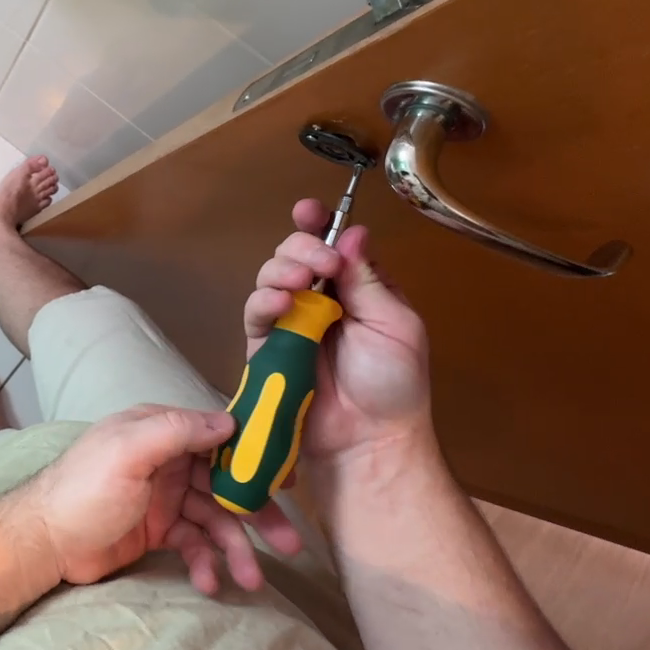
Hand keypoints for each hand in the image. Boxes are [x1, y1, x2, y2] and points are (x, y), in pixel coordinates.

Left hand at [16, 405, 303, 595]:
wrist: (47, 541)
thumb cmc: (84, 488)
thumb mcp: (127, 452)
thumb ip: (175, 431)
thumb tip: (228, 419)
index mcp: (155, 431)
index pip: (214, 436)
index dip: (251, 457)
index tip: (286, 480)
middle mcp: (163, 460)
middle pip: (222, 483)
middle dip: (256, 513)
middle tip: (290, 544)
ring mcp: (161, 496)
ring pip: (213, 519)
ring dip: (235, 548)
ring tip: (249, 580)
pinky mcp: (157, 530)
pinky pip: (194, 544)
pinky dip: (205, 562)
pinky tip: (208, 582)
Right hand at [245, 202, 431, 463]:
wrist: (367, 438)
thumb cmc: (393, 384)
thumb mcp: (395, 325)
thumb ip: (367, 280)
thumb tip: (352, 233)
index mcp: (356, 289)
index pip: (333, 246)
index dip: (318, 225)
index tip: (309, 210)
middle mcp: (320, 298)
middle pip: (294, 253)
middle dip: (301, 247)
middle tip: (319, 262)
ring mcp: (290, 320)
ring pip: (270, 275)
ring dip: (281, 269)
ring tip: (298, 281)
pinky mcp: (265, 343)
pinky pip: (254, 311)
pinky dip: (263, 300)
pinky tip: (279, 302)